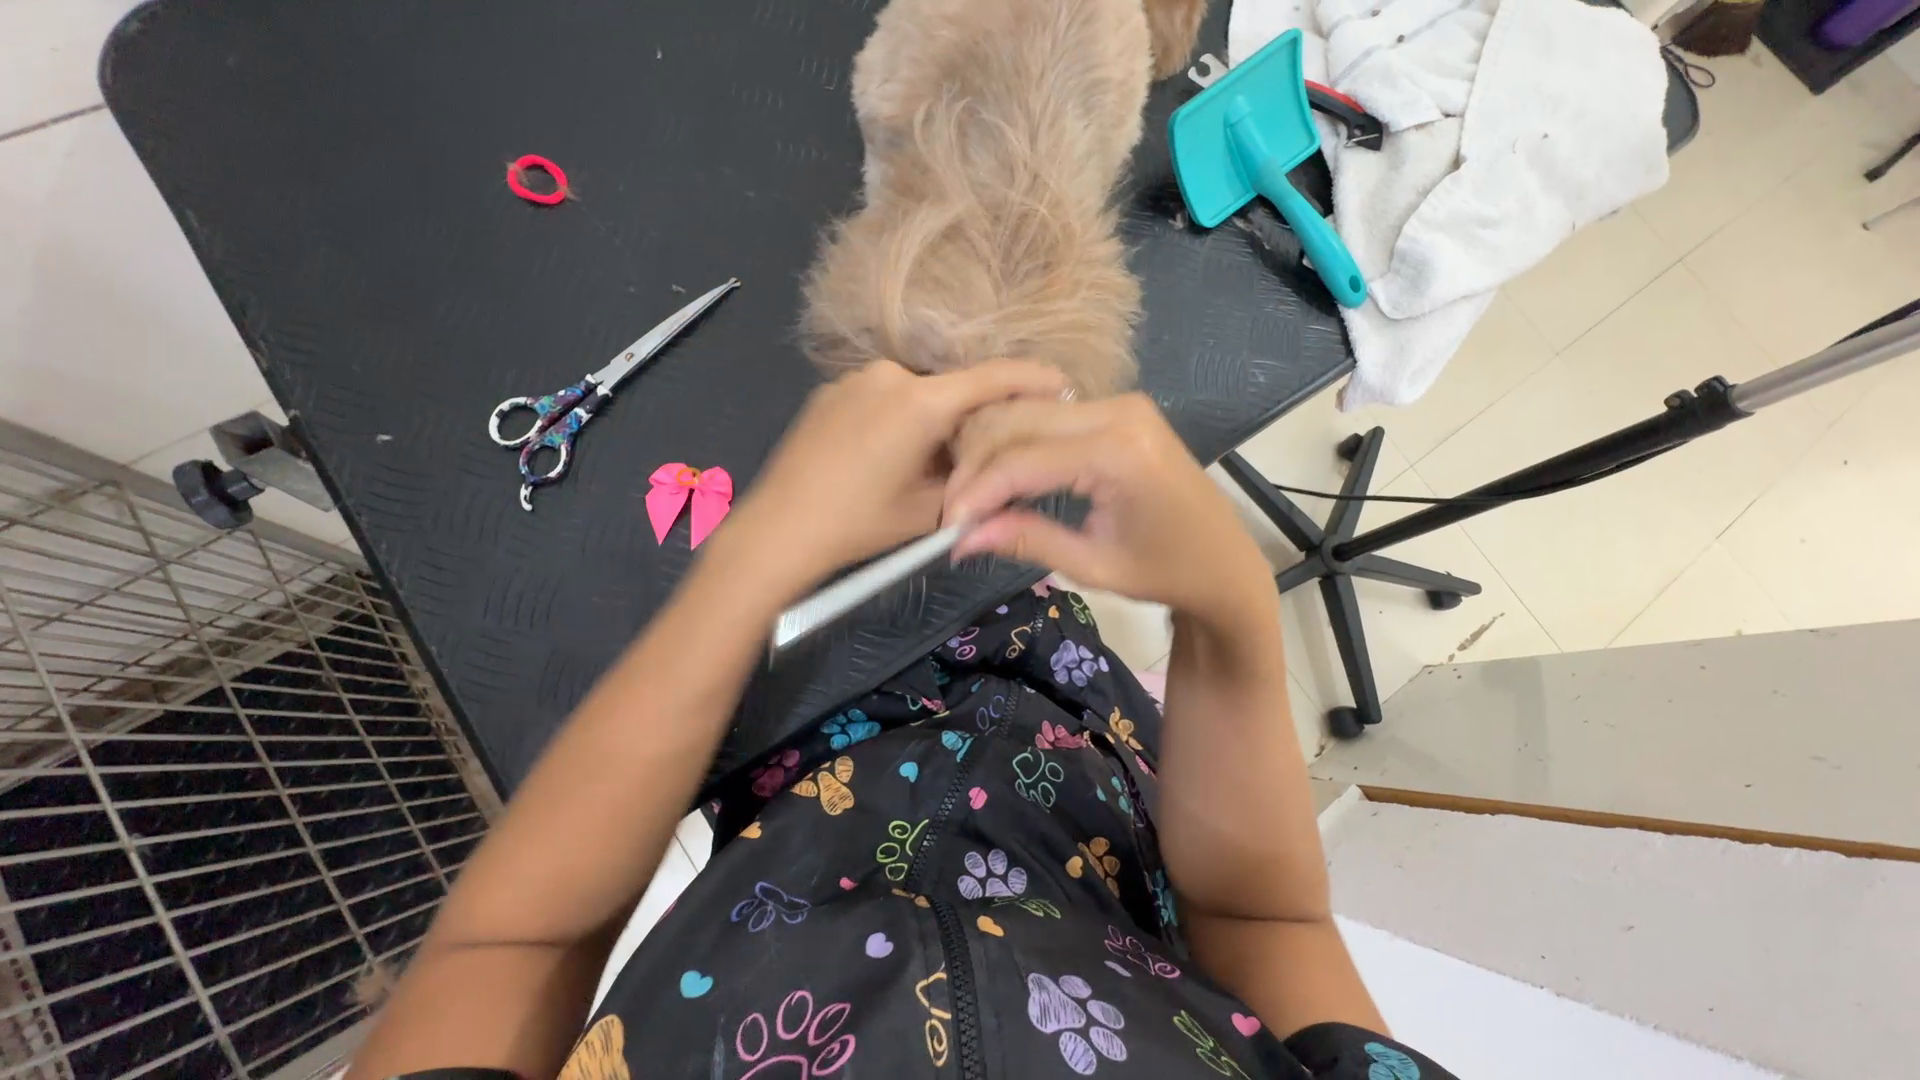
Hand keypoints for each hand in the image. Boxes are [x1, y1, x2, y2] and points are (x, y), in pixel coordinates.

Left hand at [719, 359, 1068, 587]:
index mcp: (921, 401)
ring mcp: (854, 380)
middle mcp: (890, 375)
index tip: (1061, 383)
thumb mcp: (930, 511)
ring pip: (914, 396)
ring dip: (929, 422)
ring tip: (922, 465)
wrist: (779, 530)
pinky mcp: (829, 392)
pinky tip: (881, 458)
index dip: (1031, 378)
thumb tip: (988, 460)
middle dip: (968, 420)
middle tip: (978, 456)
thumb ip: (971, 478)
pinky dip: (895, 420)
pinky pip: (881, 399)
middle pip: (950, 391)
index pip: (992, 378)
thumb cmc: (861, 524)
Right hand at [944, 394, 1274, 620]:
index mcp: (1119, 452)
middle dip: (976, 467)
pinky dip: (1016, 442)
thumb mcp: (1092, 565)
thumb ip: (1026, 540)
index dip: (976, 491)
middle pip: (1016, 422)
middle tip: (955, 513)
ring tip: (974, 498)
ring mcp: (1120, 404)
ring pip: (1026, 412)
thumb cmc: (1166, 572)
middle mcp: (1119, 411)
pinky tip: (1002, 477)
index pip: (1022, 460)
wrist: (1224, 561)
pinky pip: (1049, 416)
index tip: (948, 526)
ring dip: (990, 451)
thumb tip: (960, 538)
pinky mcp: (1117, 409)